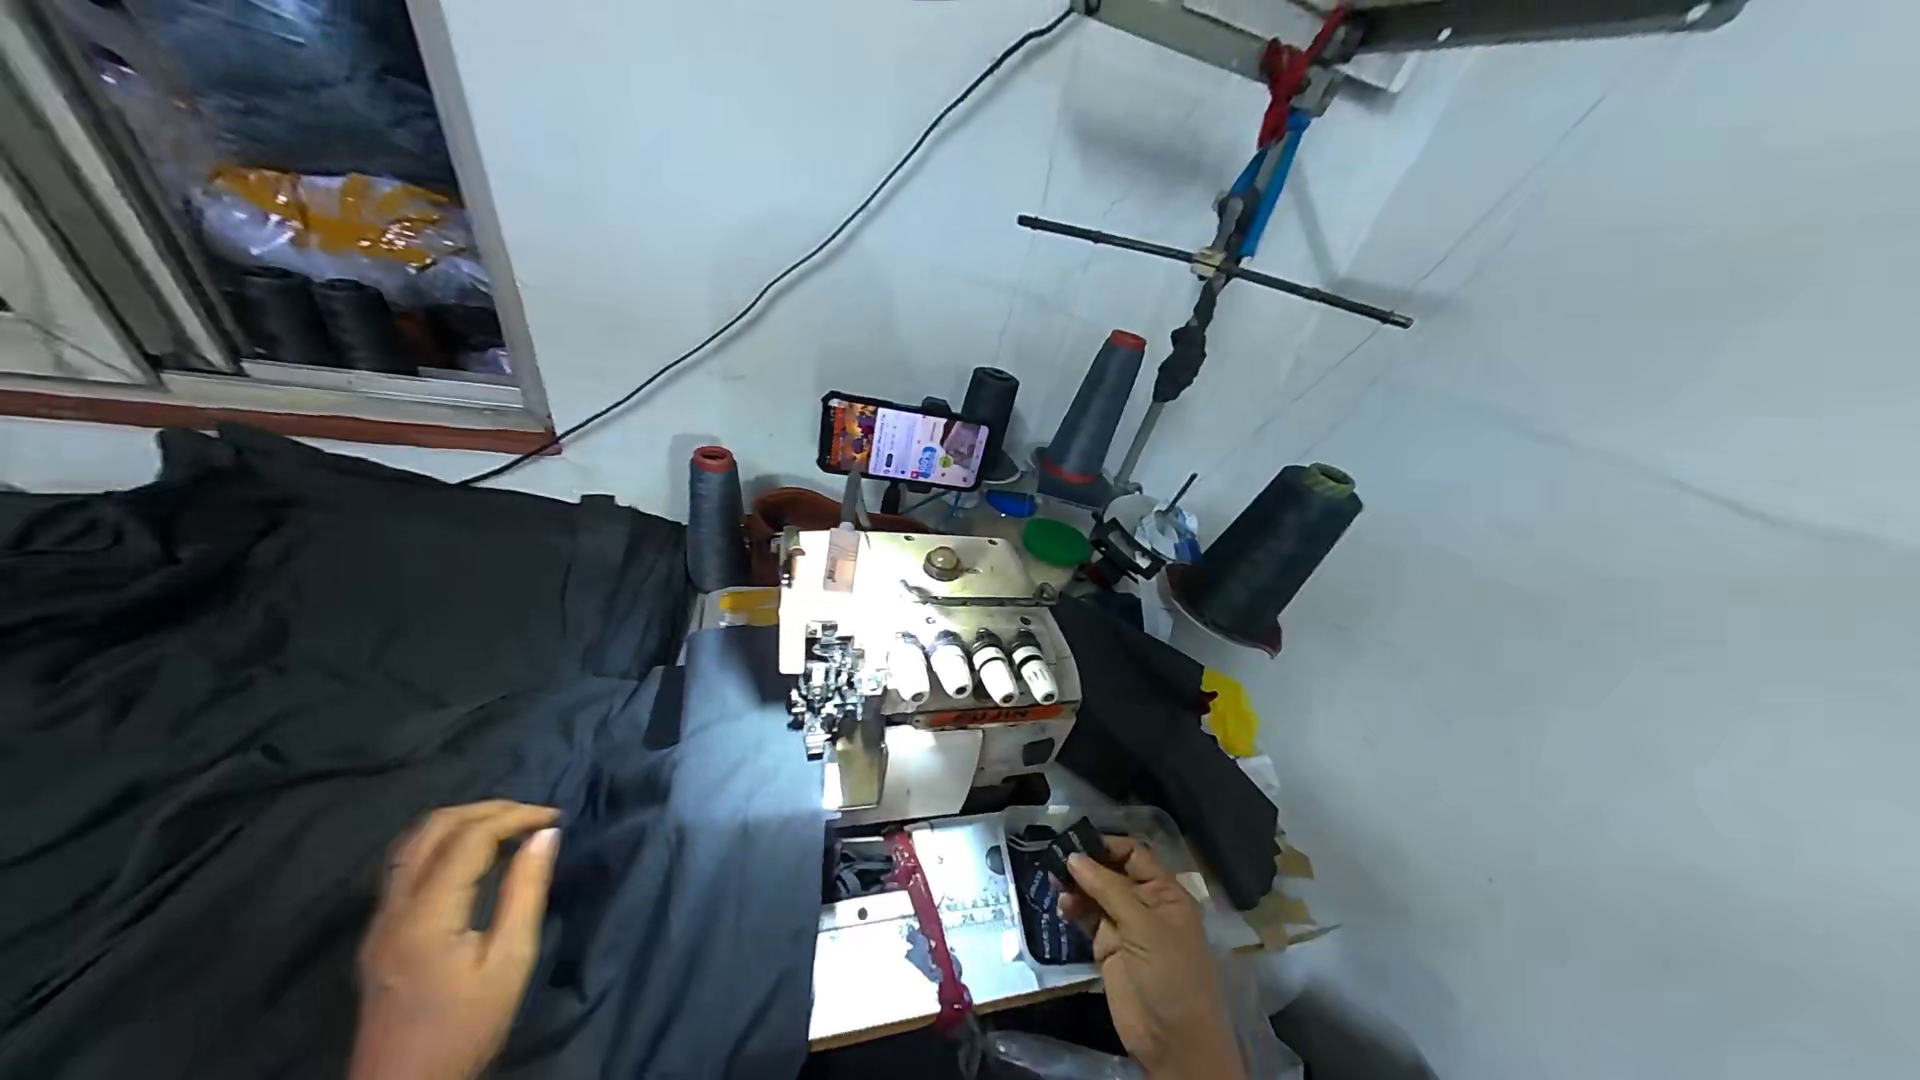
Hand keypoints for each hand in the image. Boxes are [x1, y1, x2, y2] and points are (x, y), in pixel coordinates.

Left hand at [348, 801, 560, 1079]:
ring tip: (508, 827)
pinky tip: (475, 855)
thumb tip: (546, 835)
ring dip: (464, 821)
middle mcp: (393, 909)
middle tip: (533, 816)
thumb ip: (526, 891)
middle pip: (434, 828)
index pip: (469, 838)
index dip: (515, 817)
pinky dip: (445, 842)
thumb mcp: (510, 961)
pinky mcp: (380, 932)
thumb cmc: (466, 1027)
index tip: (555, 818)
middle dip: (488, 809)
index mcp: (426, 916)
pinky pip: (408, 863)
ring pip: (414, 842)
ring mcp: (380, 921)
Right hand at [1061, 837, 1243, 1079]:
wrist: (1173, 1044)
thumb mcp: (1143, 927)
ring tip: (1055, 883)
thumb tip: (1073, 856)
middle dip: (1086, 864)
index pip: (1134, 854)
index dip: (1107, 845)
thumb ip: (1108, 889)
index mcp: (1165, 893)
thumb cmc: (1170, 976)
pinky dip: (1074, 908)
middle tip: (1055, 858)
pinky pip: (1088, 918)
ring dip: (1076, 886)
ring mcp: (1126, 926)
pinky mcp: (1108, 947)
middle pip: (1111, 872)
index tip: (1076, 840)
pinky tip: (1063, 907)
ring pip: (1096, 894)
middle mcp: (1146, 904)